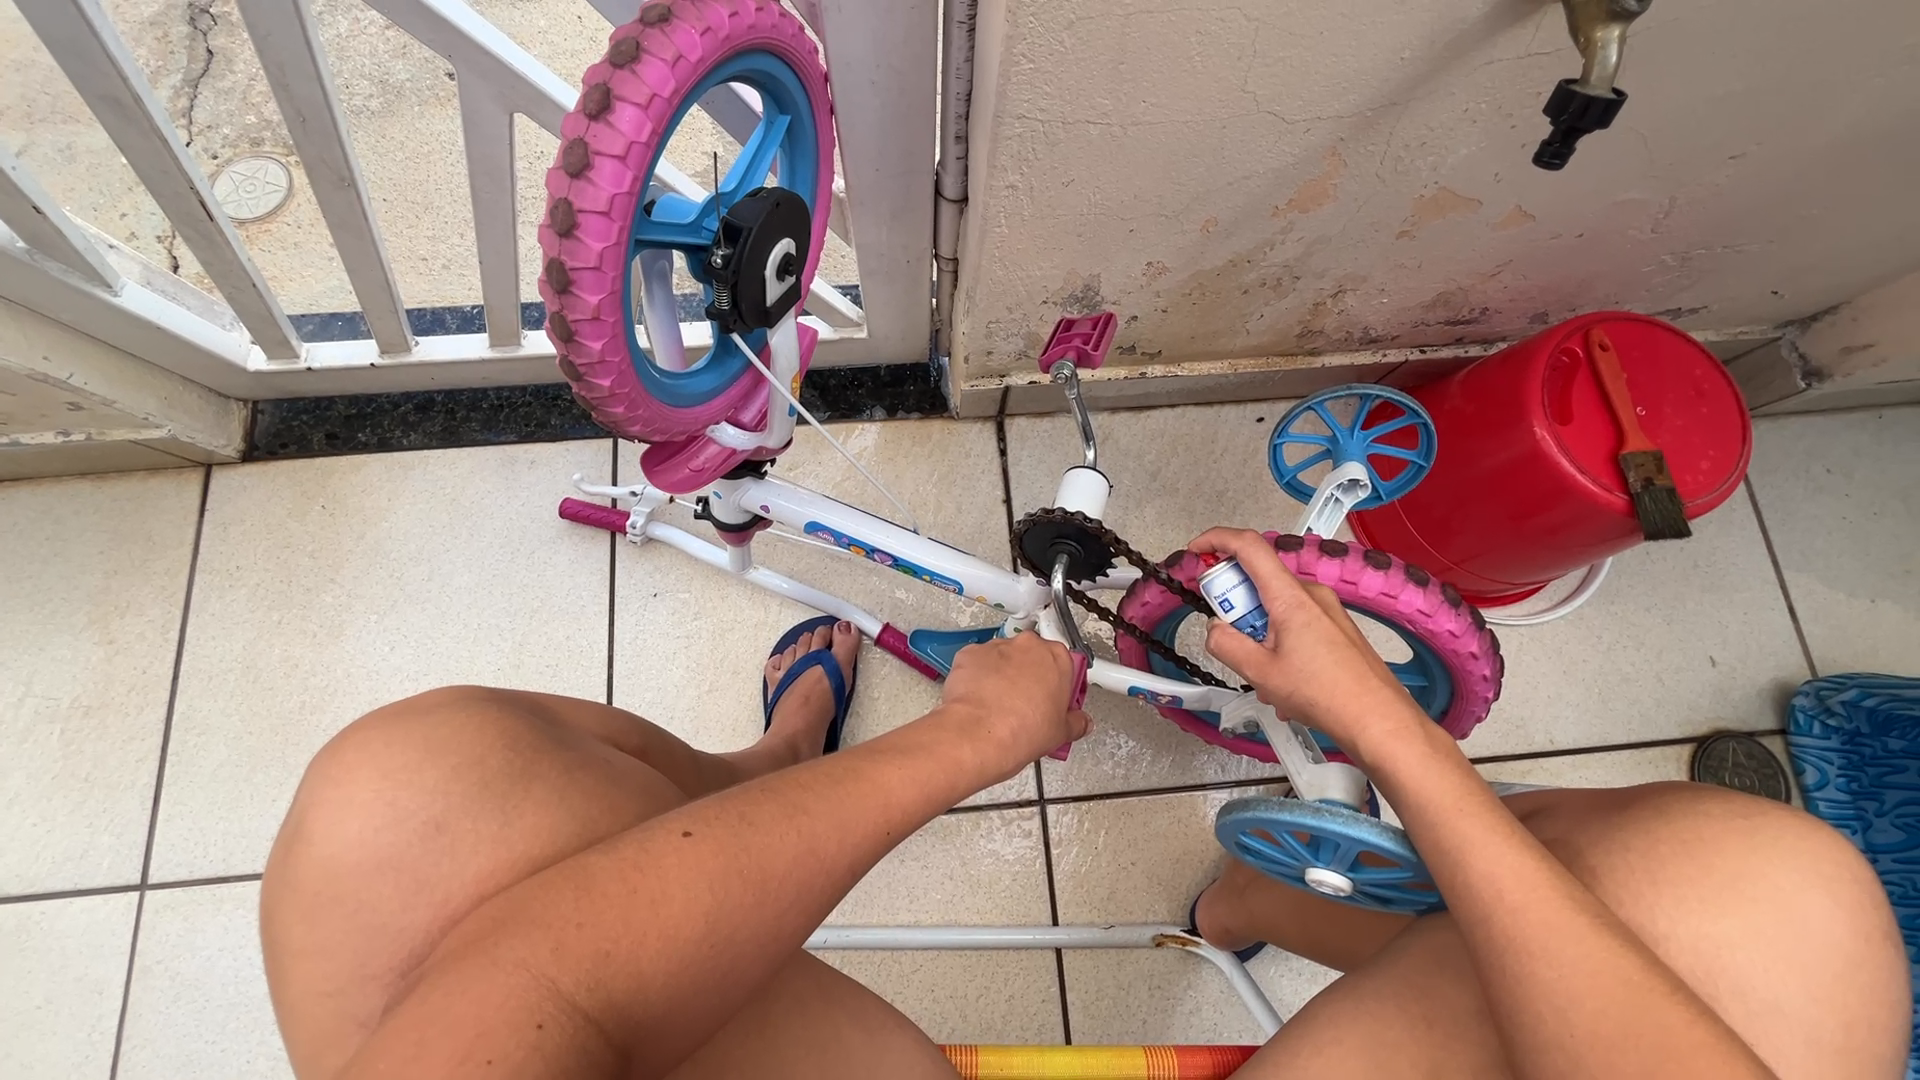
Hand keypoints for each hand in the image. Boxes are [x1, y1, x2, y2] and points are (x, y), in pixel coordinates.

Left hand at [939, 631, 1091, 778]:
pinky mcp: (970, 654)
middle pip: (1033, 656)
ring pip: (1004, 658)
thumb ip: (1076, 722)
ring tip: (1000, 704)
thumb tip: (1080, 723)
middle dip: (1031, 676)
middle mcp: (1028, 646)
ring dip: (1003, 675)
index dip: (1059, 684)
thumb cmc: (1020, 729)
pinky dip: (978, 676)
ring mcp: (998, 647)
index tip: (1054, 697)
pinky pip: (977, 662)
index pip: (1065, 663)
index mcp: (1057, 658)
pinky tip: (981, 698)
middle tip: (1028, 703)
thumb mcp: (1062, 732)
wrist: (980, 733)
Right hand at [1190, 528, 1429, 757]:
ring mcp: (1326, 609)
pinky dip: (1275, 640)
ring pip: (1273, 604)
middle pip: (1258, 579)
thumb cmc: (1329, 696)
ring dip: (1255, 630)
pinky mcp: (1334, 626)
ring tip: (1262, 671)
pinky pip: (1292, 620)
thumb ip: (1225, 644)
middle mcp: (1311, 594)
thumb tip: (1214, 629)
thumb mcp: (1259, 672)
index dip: (1216, 539)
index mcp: (1290, 597)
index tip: (1196, 551)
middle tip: (1229, 636)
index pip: (1249, 546)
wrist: (1378, 720)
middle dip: (1233, 604)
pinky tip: (1281, 678)